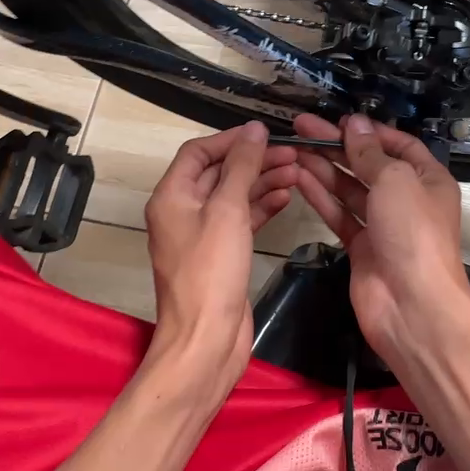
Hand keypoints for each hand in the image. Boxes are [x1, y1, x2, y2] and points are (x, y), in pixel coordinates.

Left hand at [144, 122, 303, 386]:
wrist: (206, 340)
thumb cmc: (211, 272)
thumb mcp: (228, 210)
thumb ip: (242, 167)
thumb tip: (254, 130)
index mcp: (172, 196)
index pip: (199, 152)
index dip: (231, 140)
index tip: (266, 135)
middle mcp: (183, 211)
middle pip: (219, 172)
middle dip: (254, 161)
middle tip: (292, 154)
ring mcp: (202, 234)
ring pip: (233, 195)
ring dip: (262, 182)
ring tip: (297, 173)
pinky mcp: (221, 254)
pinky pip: (241, 219)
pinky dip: (262, 207)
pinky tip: (287, 198)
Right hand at [286, 113, 469, 367]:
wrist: (413, 305)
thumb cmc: (413, 233)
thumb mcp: (395, 180)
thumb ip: (370, 153)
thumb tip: (355, 124)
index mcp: (428, 179)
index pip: (398, 144)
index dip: (369, 132)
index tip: (339, 121)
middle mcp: (407, 198)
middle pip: (368, 164)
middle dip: (337, 146)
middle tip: (302, 127)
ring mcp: (382, 224)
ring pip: (349, 189)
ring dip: (323, 168)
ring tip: (293, 148)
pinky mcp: (361, 247)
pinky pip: (339, 214)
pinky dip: (320, 196)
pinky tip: (298, 177)